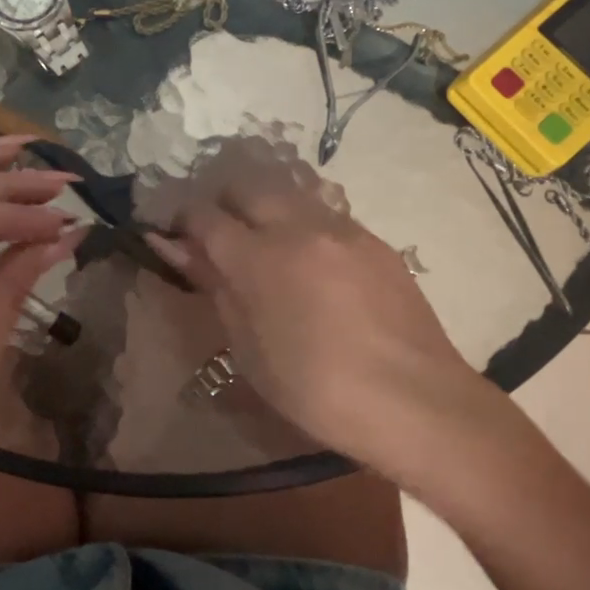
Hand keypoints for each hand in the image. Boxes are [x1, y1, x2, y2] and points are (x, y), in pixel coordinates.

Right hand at [147, 146, 490, 466]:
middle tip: (216, 239)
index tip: (173, 239)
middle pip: (246, 186)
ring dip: (264, 208)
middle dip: (222, 203)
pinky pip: (324, 214)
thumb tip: (173, 246)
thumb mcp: (247, 346)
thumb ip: (213, 286)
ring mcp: (342, 229)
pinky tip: (307, 264)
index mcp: (258, 257)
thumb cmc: (315, 389)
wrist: (416, 403)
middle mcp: (298, 227)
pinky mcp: (375, 241)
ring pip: (288, 193)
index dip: (181, 222)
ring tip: (262, 247)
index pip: (203, 215)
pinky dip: (301, 225)